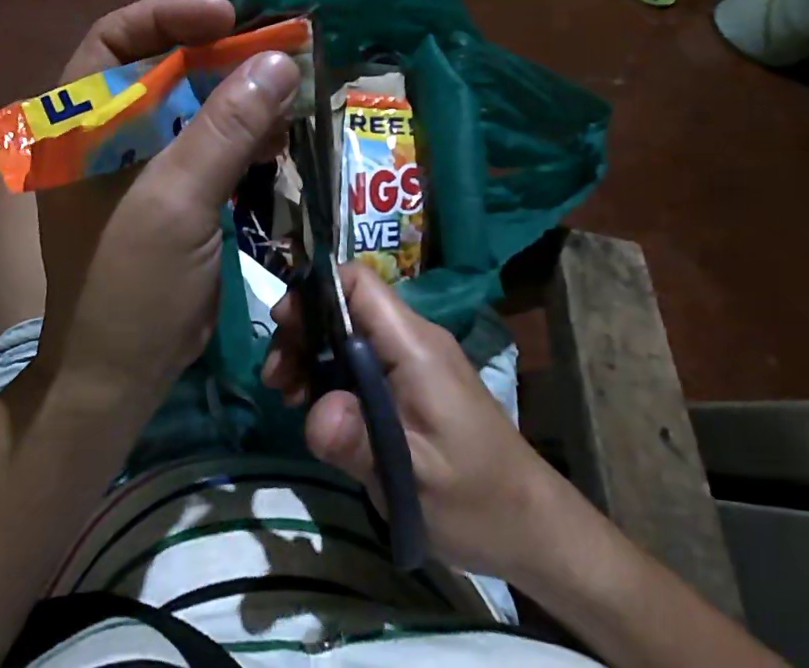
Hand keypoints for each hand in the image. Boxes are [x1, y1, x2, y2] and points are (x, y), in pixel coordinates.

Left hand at [36, 0, 300, 406]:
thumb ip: (224, 129)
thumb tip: (278, 62)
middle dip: (218, 55)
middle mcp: (106, 134)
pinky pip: (209, 145)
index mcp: (80, 125)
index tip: (228, 17)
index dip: (169, 16)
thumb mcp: (176, 201)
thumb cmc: (130, 284)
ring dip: (238, 95)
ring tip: (286, 93)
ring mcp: (141, 164)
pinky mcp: (172, 192)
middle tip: (276, 50)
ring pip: (192, 107)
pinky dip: (242, 134)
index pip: (117, 40)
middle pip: (162, 68)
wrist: (121, 371)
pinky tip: (276, 136)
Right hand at [262, 263, 585, 578]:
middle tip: (278, 380)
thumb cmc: (477, 499)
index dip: (314, 291)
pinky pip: (358, 362)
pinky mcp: (409, 385)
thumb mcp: (414, 477)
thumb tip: (314, 413)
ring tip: (289, 398)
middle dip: (302, 333)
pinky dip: (329, 377)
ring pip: (346, 335)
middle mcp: (412, 341)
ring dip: (310, 358)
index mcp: (415, 347)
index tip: (282, 327)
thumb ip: (360, 442)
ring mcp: (412, 363)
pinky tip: (315, 410)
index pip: (358, 282)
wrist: (530, 526)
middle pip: (344, 308)